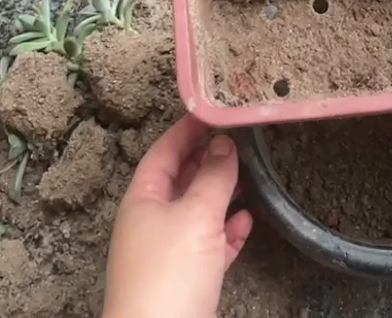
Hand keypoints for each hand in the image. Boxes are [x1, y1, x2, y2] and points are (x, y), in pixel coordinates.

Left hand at [102, 115, 253, 317]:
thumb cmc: (168, 277)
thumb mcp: (195, 216)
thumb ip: (212, 178)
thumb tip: (224, 144)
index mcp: (143, 198)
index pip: (164, 151)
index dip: (187, 130)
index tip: (212, 111)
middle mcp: (152, 221)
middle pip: (181, 179)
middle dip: (208, 160)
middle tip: (237, 139)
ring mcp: (167, 252)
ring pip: (196, 211)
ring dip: (221, 194)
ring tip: (249, 176)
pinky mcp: (185, 280)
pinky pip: (208, 245)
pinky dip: (226, 231)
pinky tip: (245, 222)